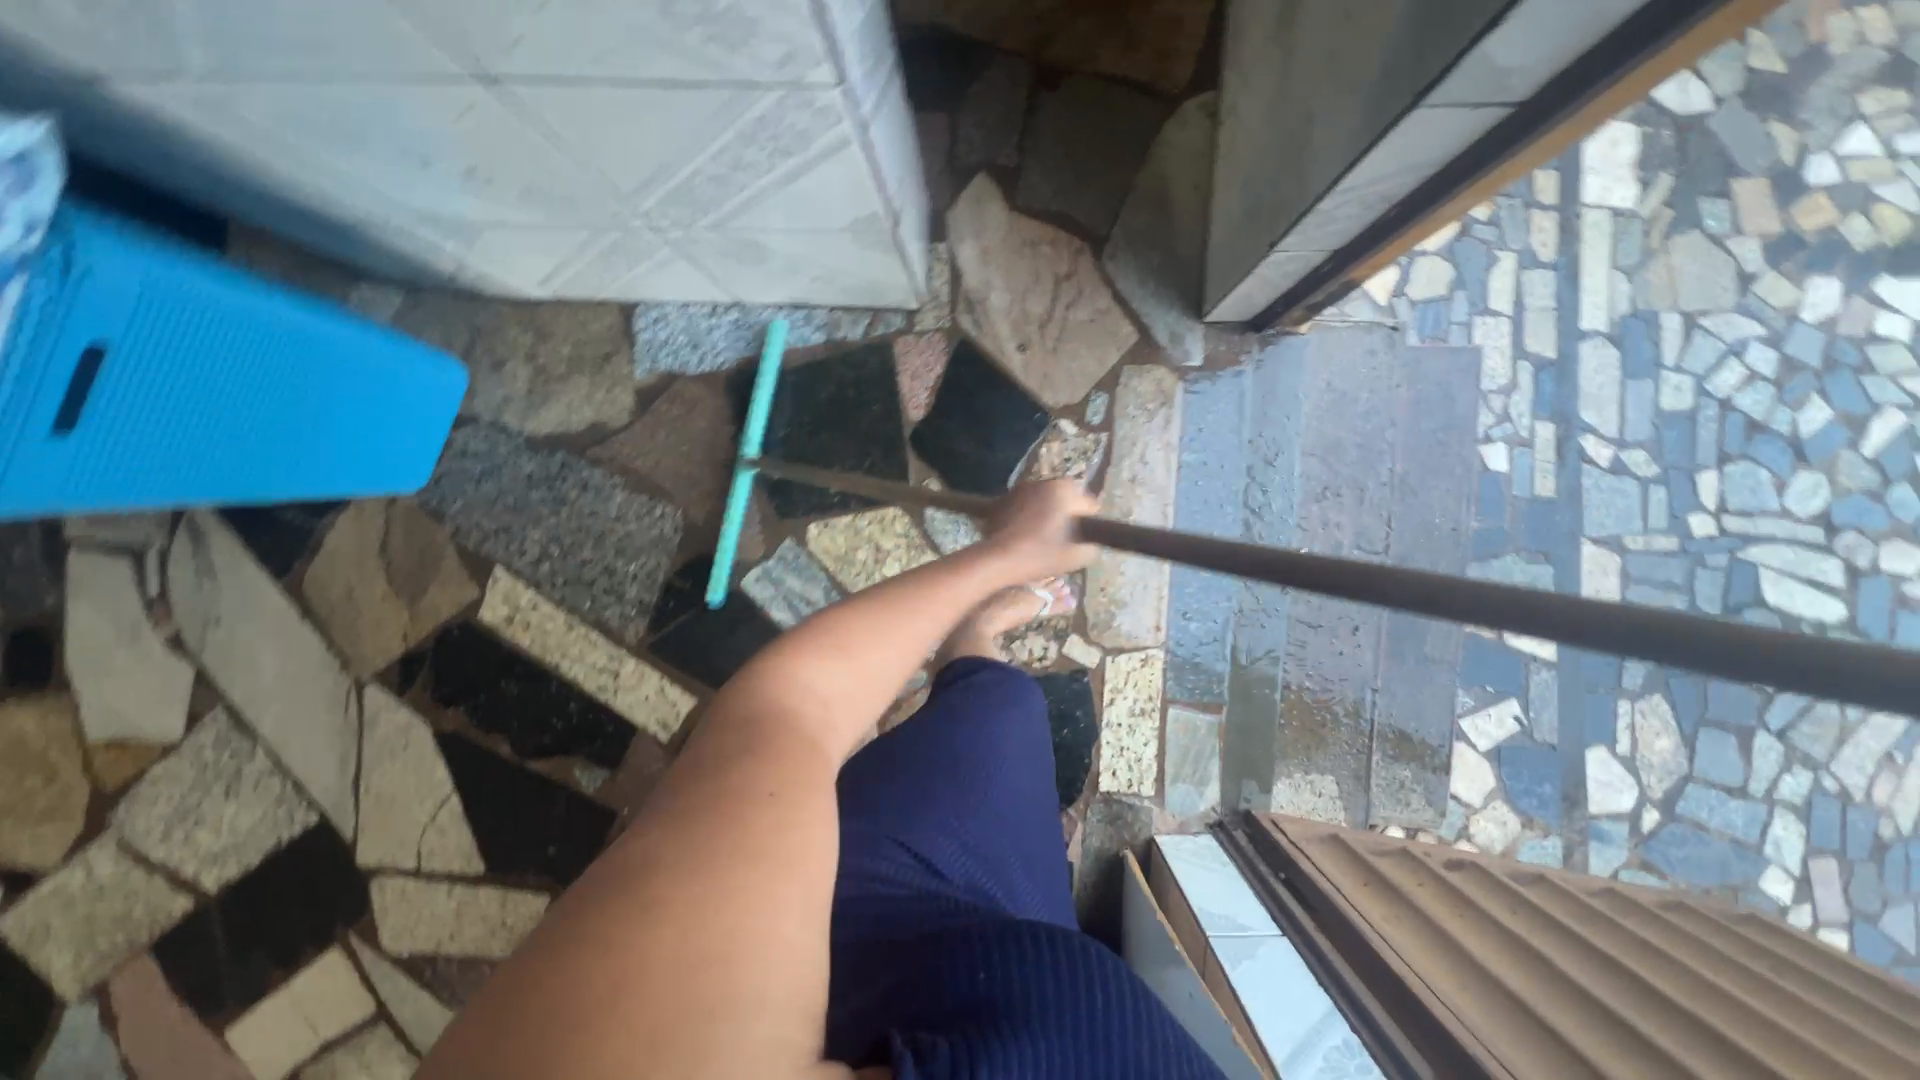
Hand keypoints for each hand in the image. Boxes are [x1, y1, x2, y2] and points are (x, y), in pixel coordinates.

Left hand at [981, 480, 1100, 582]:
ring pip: (1046, 499)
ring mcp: (1022, 488)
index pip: (1089, 505)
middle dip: (1068, 515)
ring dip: (1048, 512)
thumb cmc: (1038, 556)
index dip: (1089, 524)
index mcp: (1064, 491)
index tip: (1082, 540)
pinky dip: (1030, 514)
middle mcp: (1044, 482)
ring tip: (1044, 536)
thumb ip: (1092, 548)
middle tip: (1065, 539)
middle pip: (1067, 498)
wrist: (996, 560)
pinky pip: (1026, 504)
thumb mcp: (1075, 558)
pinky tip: (1027, 533)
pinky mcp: (1004, 497)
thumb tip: (1091, 544)